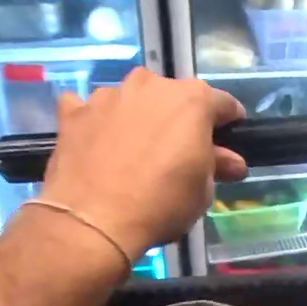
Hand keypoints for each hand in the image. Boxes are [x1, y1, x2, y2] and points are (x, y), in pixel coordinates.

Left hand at [41, 68, 246, 258]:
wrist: (94, 220)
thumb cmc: (161, 204)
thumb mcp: (201, 192)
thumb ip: (216, 167)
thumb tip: (232, 162)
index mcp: (192, 100)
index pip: (222, 103)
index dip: (227, 122)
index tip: (227, 139)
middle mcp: (150, 85)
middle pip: (173, 97)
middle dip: (179, 118)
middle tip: (177, 150)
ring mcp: (109, 95)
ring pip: (132, 99)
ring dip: (138, 116)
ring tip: (133, 149)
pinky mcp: (75, 112)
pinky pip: (89, 108)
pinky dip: (96, 121)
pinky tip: (96, 142)